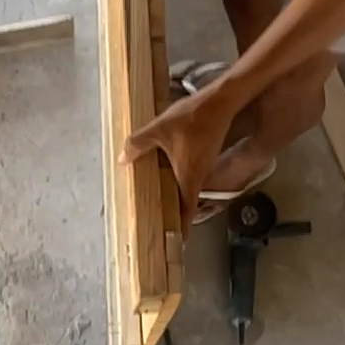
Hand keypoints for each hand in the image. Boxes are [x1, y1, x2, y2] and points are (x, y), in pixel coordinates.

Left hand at [120, 85, 235, 220]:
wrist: (222, 101)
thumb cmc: (192, 118)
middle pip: (187, 204)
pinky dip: (179, 182)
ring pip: (189, 190)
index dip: (181, 229)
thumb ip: (138, 144)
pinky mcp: (205, 157)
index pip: (186, 212)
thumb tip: (122, 158)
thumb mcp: (159, 129)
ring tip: (161, 204)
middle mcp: (198, 178)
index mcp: (187, 178)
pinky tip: (167, 175)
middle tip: (162, 226)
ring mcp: (204, 167)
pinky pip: (190, 177)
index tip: (177, 244)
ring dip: (177, 199)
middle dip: (175, 216)